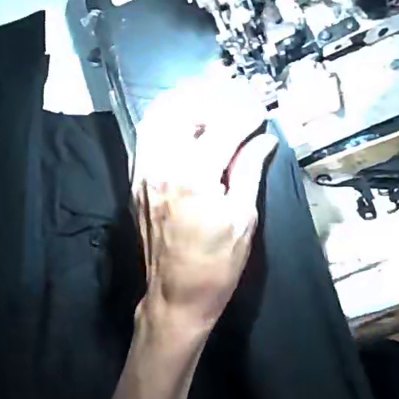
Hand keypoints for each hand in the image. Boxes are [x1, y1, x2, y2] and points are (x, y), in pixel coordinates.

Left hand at [132, 83, 276, 337]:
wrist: (175, 296)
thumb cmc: (216, 266)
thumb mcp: (243, 219)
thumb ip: (248, 171)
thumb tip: (262, 140)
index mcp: (191, 178)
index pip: (221, 129)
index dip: (244, 117)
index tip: (259, 114)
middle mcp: (160, 168)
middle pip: (179, 112)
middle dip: (209, 102)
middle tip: (232, 106)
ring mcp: (143, 174)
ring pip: (155, 121)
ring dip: (183, 109)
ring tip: (210, 112)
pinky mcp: (136, 183)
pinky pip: (146, 140)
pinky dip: (166, 126)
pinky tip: (186, 132)